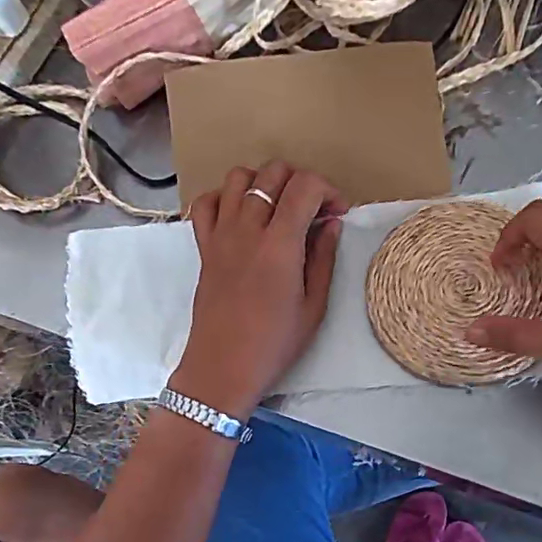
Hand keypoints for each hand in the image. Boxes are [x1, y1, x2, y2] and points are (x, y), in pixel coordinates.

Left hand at [173, 161, 346, 417]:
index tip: (338, 214)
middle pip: (272, 173)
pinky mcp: (204, 247)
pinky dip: (224, 197)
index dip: (328, 190)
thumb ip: (323, 257)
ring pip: (238, 177)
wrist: (223, 367)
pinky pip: (206, 203)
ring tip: (278, 209)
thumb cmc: (274, 344)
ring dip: (263, 183)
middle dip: (301, 181)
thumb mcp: (314, 306)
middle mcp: (247, 229)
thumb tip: (331, 224)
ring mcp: (220, 235)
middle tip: (313, 211)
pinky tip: (241, 216)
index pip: (304, 187)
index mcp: (280, 245)